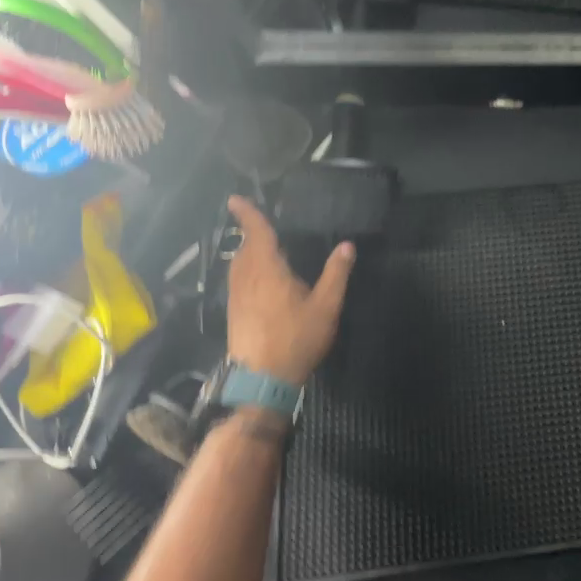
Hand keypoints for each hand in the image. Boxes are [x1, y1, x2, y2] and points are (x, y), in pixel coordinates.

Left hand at [223, 196, 355, 384]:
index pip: (256, 235)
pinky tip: (260, 282)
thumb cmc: (296, 339)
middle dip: (250, 235)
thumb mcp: (326, 306)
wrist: (262, 381)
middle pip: (244, 250)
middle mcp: (246, 280)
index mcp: (268, 271)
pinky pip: (237, 282)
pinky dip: (245, 271)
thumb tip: (346, 246)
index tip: (235, 199)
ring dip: (246, 254)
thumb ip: (336, 274)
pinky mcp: (234, 314)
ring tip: (262, 251)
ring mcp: (236, 298)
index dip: (247, 215)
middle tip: (261, 226)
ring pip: (237, 266)